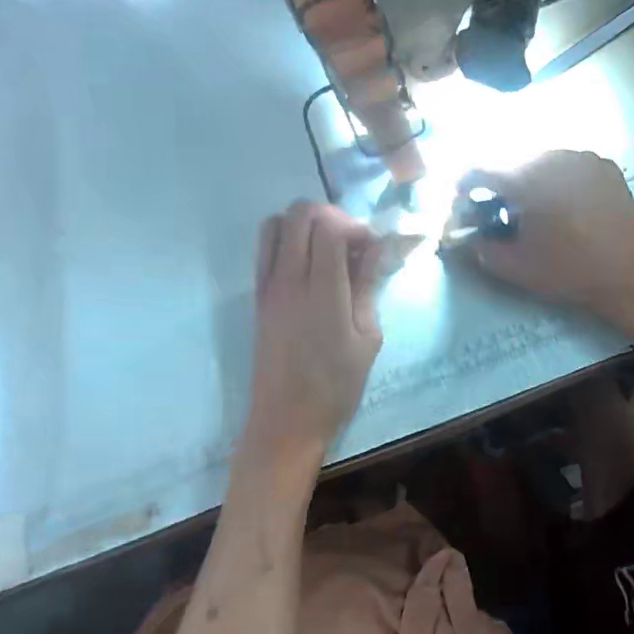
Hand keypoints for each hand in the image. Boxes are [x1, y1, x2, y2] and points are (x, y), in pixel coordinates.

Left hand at [244, 202, 383, 462]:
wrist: (287, 419)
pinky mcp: (257, 295)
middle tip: (352, 244)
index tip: (371, 249)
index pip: (329, 227)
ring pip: (276, 223)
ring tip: (329, 250)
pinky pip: (266, 248)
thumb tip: (375, 247)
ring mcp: (267, 285)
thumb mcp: (368, 338)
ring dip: (305, 225)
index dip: (355, 226)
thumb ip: (367, 286)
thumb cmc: (337, 385)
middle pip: (300, 213)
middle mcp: (288, 280)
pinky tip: (310, 266)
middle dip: (331, 216)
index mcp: (321, 292)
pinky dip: (288, 240)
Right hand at [467, 150, 633, 320]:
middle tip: (501, 210)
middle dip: (501, 184)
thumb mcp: (514, 267)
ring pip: (542, 160)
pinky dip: (559, 179)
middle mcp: (554, 157)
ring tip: (535, 208)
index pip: (480, 169)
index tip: (464, 202)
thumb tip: (464, 233)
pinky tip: (564, 204)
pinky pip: (570, 165)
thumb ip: (479, 247)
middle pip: (512, 162)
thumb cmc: (567, 272)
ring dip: (531, 179)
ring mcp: (583, 158)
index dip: (465, 185)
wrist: (627, 276)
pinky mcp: (605, 166)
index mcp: (527, 179)